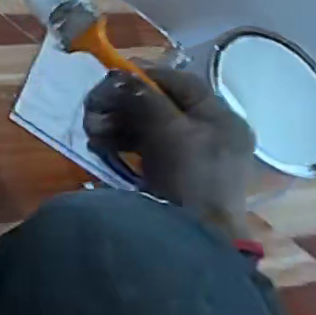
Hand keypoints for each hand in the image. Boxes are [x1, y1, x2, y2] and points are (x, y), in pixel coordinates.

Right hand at [84, 67, 255, 241]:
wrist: (194, 238)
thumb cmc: (189, 176)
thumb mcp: (168, 130)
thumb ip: (145, 98)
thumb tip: (120, 77)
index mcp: (221, 118)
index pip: (182, 83)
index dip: (146, 76)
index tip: (113, 77)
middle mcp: (211, 133)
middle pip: (162, 105)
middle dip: (124, 104)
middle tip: (94, 107)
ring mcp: (193, 156)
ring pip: (150, 127)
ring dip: (118, 124)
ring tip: (93, 131)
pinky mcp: (174, 175)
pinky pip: (147, 149)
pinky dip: (123, 144)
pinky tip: (102, 146)